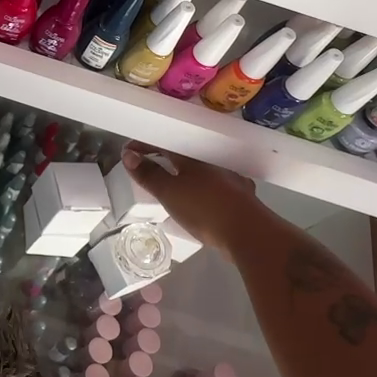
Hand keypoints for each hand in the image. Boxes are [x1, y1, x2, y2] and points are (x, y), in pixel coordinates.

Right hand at [120, 142, 258, 249]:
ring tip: (171, 180)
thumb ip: (149, 174)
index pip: (163, 143)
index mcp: (193, 157)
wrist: (250, 233)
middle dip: (163, 156)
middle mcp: (212, 161)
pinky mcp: (241, 194)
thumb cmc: (204, 209)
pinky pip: (214, 184)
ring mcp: (230, 177)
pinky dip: (200, 186)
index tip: (127, 151)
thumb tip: (128, 155)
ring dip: (183, 172)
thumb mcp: (169, 193)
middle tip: (145, 164)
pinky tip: (201, 195)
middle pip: (182, 153)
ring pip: (200, 169)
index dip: (143, 145)